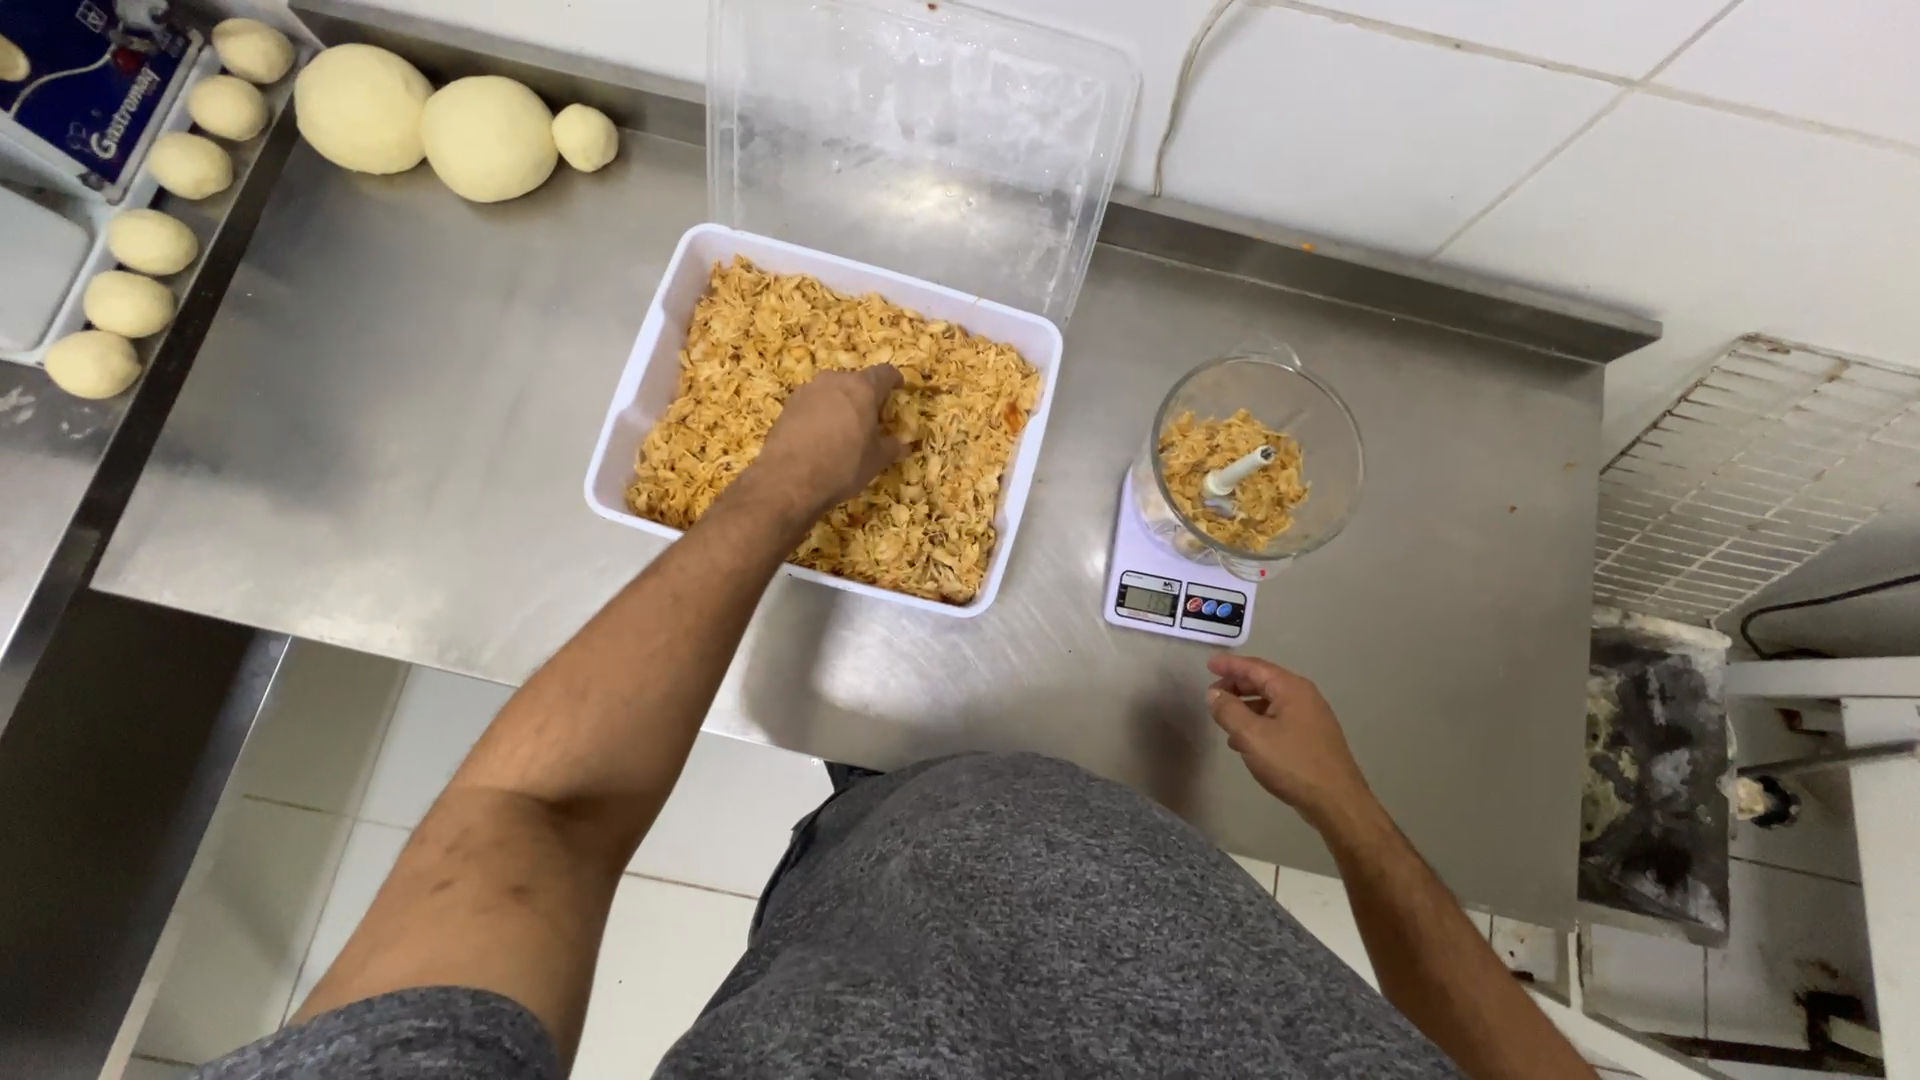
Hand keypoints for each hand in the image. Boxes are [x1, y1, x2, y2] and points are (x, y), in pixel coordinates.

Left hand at [751, 365, 905, 517]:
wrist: (788, 478)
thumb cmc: (842, 465)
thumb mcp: (876, 461)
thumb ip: (891, 448)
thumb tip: (901, 445)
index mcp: (862, 388)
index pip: (885, 373)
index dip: (894, 380)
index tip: (898, 388)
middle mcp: (834, 381)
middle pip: (855, 381)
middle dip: (864, 396)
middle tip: (870, 417)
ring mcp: (807, 391)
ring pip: (831, 391)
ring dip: (840, 404)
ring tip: (843, 429)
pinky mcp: (787, 406)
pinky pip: (811, 405)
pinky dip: (819, 415)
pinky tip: (819, 437)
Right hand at [1207, 654, 1376, 830]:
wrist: (1337, 802)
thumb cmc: (1292, 763)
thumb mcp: (1251, 735)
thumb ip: (1228, 710)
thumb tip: (1214, 694)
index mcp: (1291, 689)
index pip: (1254, 667)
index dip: (1230, 664)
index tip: (1208, 664)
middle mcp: (1304, 697)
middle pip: (1264, 681)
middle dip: (1236, 685)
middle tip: (1213, 694)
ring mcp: (1312, 718)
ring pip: (1271, 702)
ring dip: (1246, 706)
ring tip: (1225, 719)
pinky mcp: (1313, 738)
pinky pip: (1279, 719)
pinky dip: (1259, 721)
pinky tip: (1246, 740)